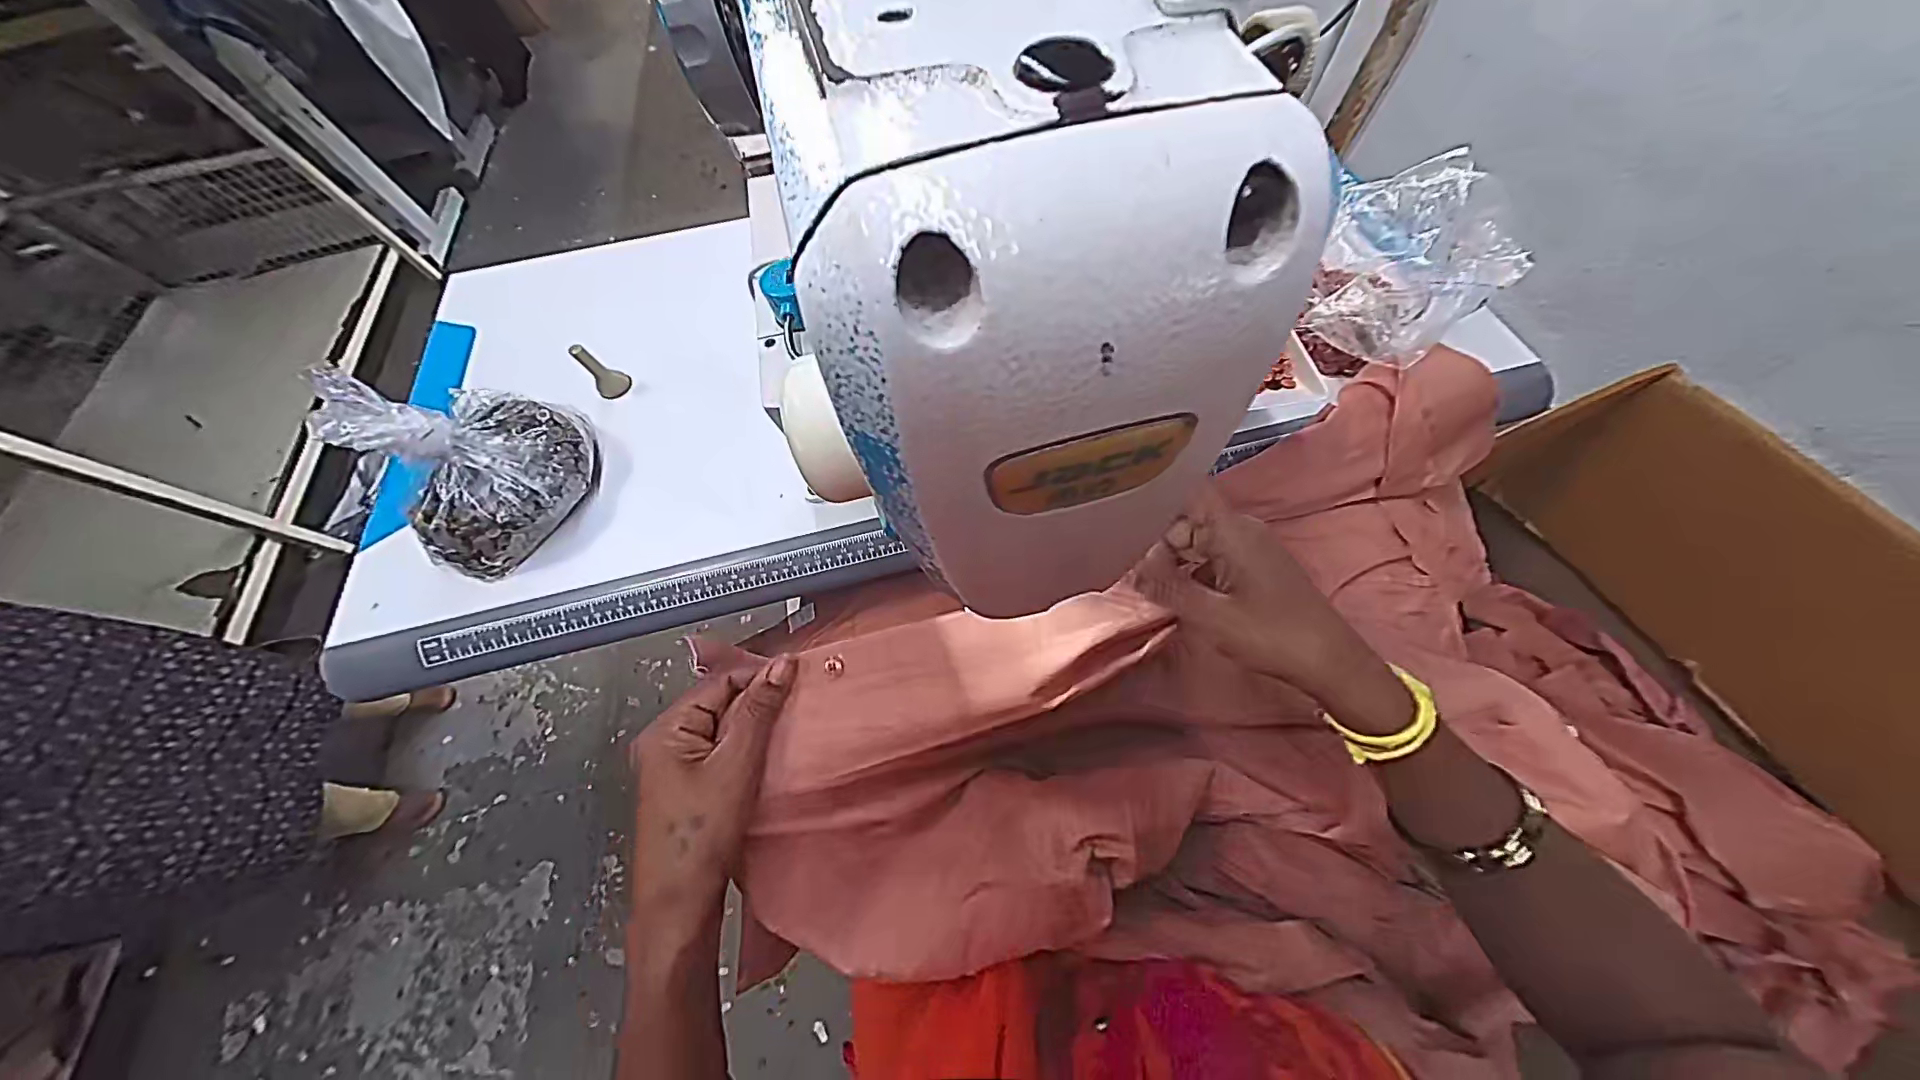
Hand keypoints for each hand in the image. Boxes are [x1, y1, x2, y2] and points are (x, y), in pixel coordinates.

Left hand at [628, 655, 795, 925]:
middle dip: (759, 700)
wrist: (680, 903)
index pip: (720, 682)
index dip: (759, 677)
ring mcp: (673, 764)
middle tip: (797, 704)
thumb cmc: (701, 836)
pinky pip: (721, 748)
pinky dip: (746, 746)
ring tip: (787, 726)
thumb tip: (781, 666)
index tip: (797, 679)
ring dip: (755, 724)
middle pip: (721, 701)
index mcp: (665, 729)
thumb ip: (759, 710)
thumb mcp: (737, 764)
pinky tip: (768, 753)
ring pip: (723, 725)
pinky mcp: (686, 783)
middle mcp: (663, 740)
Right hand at [1135, 486, 1410, 733]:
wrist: (1330, 662)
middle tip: (1131, 570)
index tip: (1126, 516)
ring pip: (1197, 540)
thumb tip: (1134, 569)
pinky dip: (1191, 571)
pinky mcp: (1255, 568)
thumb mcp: (1211, 615)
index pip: (1189, 493)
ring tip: (1149, 584)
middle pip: (1187, 519)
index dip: (1157, 497)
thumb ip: (1167, 587)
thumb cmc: (1273, 635)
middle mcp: (1242, 530)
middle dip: (1157, 541)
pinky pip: (1212, 557)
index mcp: (1233, 530)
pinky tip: (1178, 595)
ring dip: (1173, 559)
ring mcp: (1250, 549)